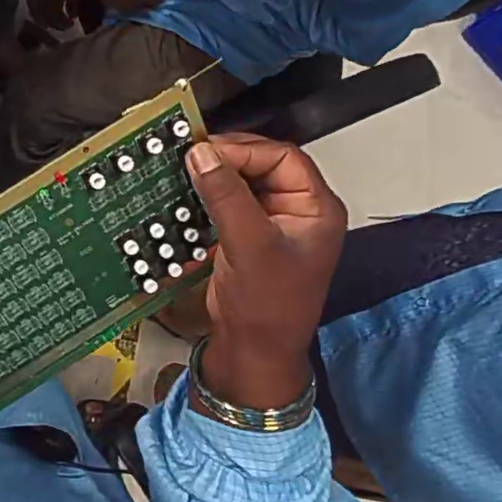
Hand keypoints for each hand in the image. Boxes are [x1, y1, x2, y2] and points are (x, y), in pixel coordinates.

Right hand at [185, 135, 346, 408]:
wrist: (253, 350)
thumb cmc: (269, 308)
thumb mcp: (249, 244)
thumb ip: (226, 196)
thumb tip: (204, 156)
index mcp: (315, 208)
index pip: (282, 158)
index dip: (243, 151)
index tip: (206, 151)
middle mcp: (295, 212)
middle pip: (260, 168)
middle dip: (226, 162)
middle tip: (193, 159)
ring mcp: (269, 225)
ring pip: (240, 186)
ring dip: (213, 180)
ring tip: (186, 176)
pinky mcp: (245, 238)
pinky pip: (226, 206)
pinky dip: (206, 200)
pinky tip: (188, 199)